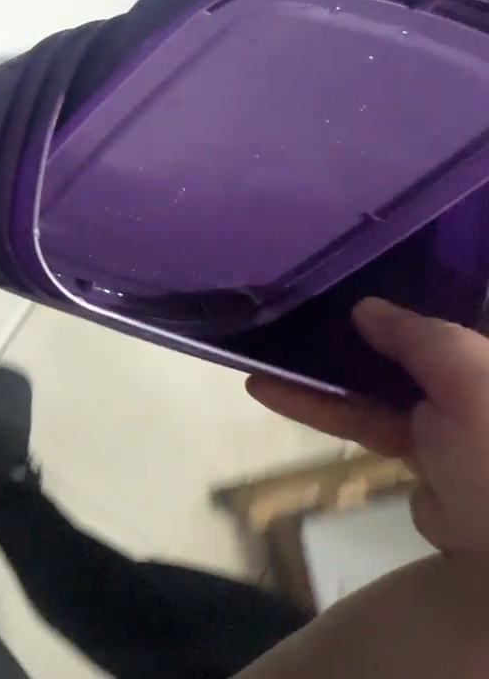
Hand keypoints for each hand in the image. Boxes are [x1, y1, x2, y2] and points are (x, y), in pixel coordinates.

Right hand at [247, 298, 488, 559]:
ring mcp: (461, 427)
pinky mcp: (426, 457)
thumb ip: (425, 338)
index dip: (422, 293)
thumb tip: (367, 307)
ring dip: (325, 369)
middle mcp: (481, 392)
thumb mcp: (476, 381)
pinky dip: (318, 405)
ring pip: (385, 384)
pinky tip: (265, 389)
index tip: (361, 273)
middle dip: (365, 329)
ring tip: (264, 347)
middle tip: (307, 304)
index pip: (464, 314)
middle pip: (423, 349)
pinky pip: (366, 419)